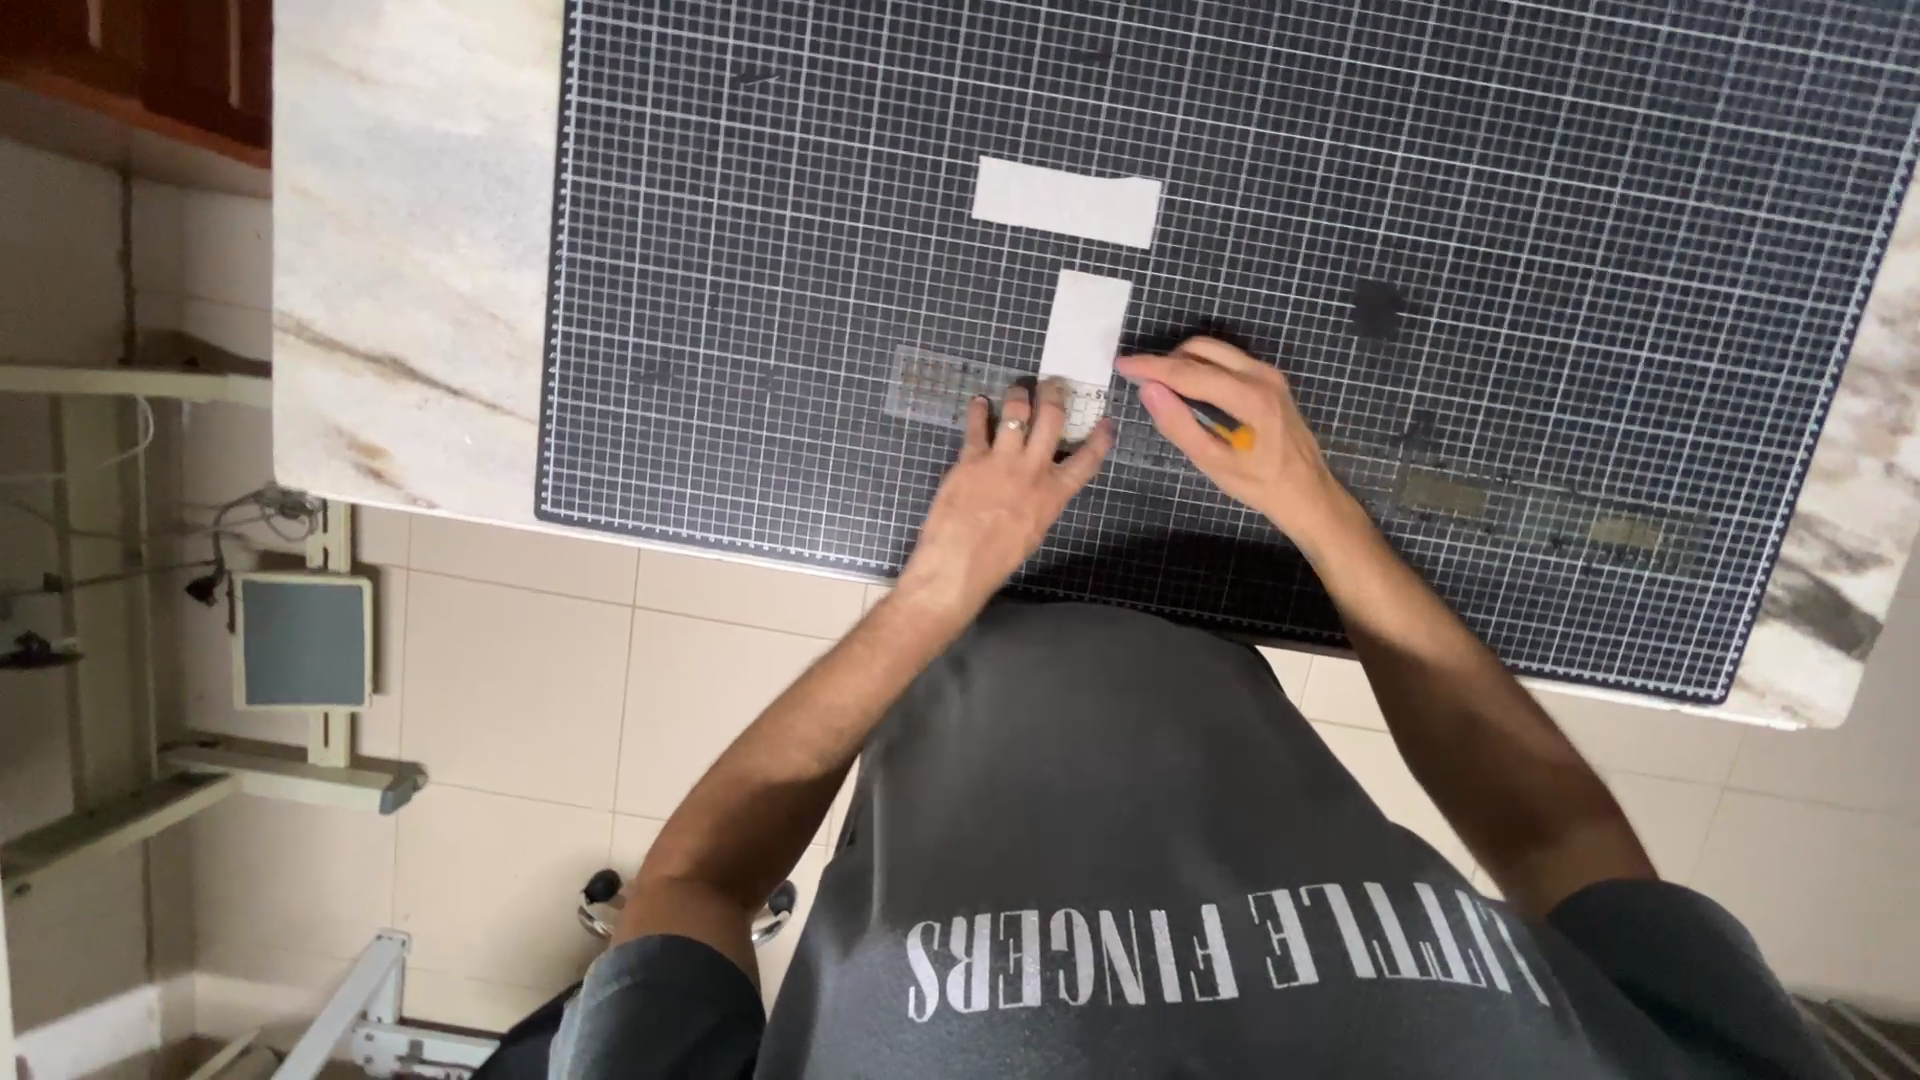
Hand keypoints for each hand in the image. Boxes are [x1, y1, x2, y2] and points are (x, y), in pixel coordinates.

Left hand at [896, 379, 1113, 620]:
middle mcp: (1032, 470)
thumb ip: (1042, 502)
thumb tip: (1041, 486)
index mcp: (1053, 494)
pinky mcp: (970, 458)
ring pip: (1016, 412)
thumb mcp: (1034, 531)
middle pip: (1051, 420)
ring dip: (1018, 394)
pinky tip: (979, 402)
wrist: (959, 562)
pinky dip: (978, 411)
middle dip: (1055, 395)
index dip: (1100, 438)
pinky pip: (976, 426)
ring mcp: (1001, 460)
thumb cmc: (998, 558)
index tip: (1107, 421)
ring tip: (1018, 387)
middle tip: (1053, 384)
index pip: (1087, 459)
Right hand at [1115, 337, 1355, 550]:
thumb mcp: (1212, 462)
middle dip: (1166, 361)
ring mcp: (1268, 374)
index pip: (1188, 372)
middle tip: (1142, 384)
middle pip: (1200, 349)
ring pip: (1214, 351)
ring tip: (1162, 388)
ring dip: (1183, 363)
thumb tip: (1148, 390)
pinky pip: (1227, 361)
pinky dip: (1201, 368)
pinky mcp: (1270, 379)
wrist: (1307, 491)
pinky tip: (1190, 392)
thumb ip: (1179, 425)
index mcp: (1249, 397)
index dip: (1151, 367)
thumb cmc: (1258, 484)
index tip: (1122, 365)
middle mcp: (1261, 375)